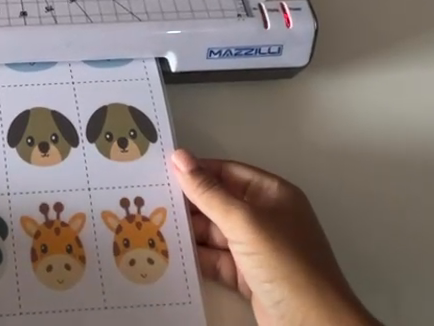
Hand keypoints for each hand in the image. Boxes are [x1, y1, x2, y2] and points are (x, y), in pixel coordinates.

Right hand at [170, 149, 378, 325]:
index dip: (196, 170)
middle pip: (219, 202)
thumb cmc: (285, 265)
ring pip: (215, 232)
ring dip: (189, 231)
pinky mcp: (249, 278)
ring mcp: (258, 250)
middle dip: (188, 203)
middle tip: (149, 198)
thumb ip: (208, 191)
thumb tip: (178, 155)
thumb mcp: (244, 222)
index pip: (227, 172)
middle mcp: (266, 218)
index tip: (160, 171)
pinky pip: (217, 259)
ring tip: (150, 225)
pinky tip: (168, 252)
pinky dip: (197, 257)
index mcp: (272, 195)